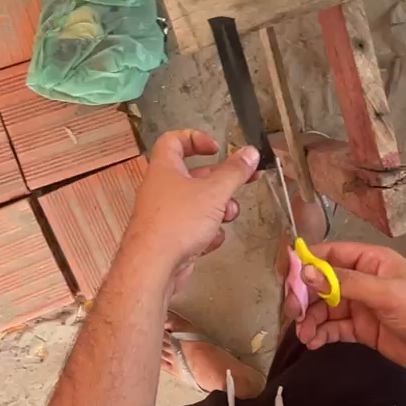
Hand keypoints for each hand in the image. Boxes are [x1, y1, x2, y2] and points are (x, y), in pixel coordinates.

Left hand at [119, 130, 258, 293]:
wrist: (154, 266)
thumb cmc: (179, 221)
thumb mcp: (214, 192)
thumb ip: (235, 172)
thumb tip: (251, 152)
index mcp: (165, 168)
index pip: (174, 140)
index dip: (196, 139)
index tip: (217, 148)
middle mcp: (162, 189)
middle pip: (195, 176)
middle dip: (222, 180)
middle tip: (247, 180)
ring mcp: (165, 216)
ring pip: (198, 205)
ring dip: (218, 209)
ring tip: (228, 215)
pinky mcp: (171, 239)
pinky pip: (194, 229)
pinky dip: (206, 233)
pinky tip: (211, 240)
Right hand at [294, 242, 405, 375]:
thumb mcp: (385, 292)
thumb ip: (345, 282)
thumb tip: (306, 272)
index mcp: (369, 260)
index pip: (328, 255)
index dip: (304, 263)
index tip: (285, 277)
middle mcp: (361, 279)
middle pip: (320, 283)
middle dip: (303, 297)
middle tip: (292, 313)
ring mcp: (360, 305)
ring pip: (323, 308)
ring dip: (309, 320)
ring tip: (304, 335)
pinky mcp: (361, 329)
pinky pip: (333, 328)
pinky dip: (320, 334)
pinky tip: (313, 342)